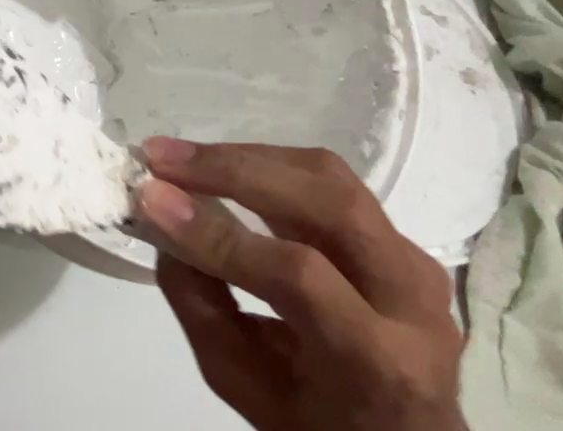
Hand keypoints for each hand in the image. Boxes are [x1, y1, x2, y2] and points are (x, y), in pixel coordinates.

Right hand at [137, 138, 466, 430]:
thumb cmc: (311, 418)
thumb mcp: (238, 378)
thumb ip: (197, 300)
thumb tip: (163, 219)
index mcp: (377, 360)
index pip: (297, 275)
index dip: (217, 233)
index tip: (148, 200)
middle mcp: (412, 304)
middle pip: (330, 205)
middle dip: (233, 170)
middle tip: (159, 158)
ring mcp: (414, 266)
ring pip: (331, 178)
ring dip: (246, 158)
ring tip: (180, 157)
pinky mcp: (402, 242)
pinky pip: (331, 184)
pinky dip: (267, 166)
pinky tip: (222, 172)